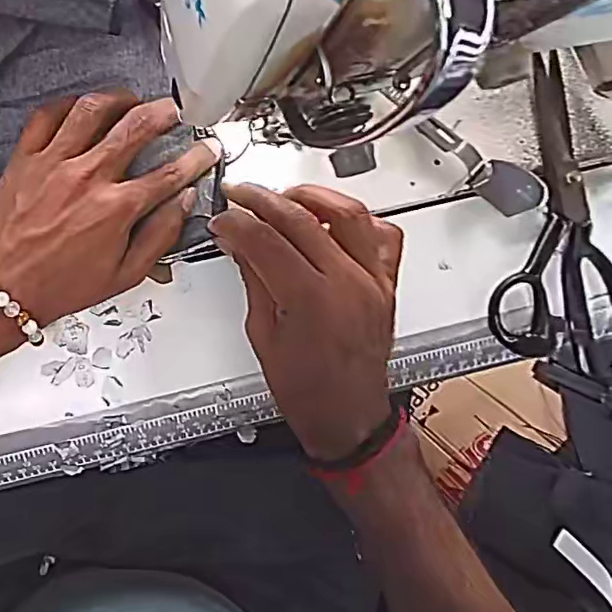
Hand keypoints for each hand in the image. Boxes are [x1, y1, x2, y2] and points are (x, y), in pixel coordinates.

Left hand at [0, 91, 220, 368]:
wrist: (6, 288)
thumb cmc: (59, 285)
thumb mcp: (125, 275)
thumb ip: (161, 235)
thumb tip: (183, 204)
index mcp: (115, 209)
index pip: (169, 172)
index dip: (196, 157)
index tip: (204, 150)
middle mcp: (86, 178)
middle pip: (136, 126)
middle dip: (163, 113)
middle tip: (170, 113)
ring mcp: (54, 164)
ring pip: (92, 109)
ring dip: (118, 99)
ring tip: (130, 101)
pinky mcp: (26, 159)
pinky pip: (47, 116)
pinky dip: (67, 104)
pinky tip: (80, 107)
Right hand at [207, 183, 404, 462]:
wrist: (348, 416)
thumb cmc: (308, 390)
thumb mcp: (262, 333)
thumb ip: (253, 278)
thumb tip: (237, 241)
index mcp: (310, 300)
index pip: (265, 240)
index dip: (237, 222)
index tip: (223, 218)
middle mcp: (347, 284)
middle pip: (301, 217)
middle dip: (262, 200)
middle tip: (240, 195)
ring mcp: (373, 281)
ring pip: (347, 212)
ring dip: (310, 196)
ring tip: (283, 196)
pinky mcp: (387, 283)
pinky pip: (382, 234)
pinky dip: (356, 218)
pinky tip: (332, 218)